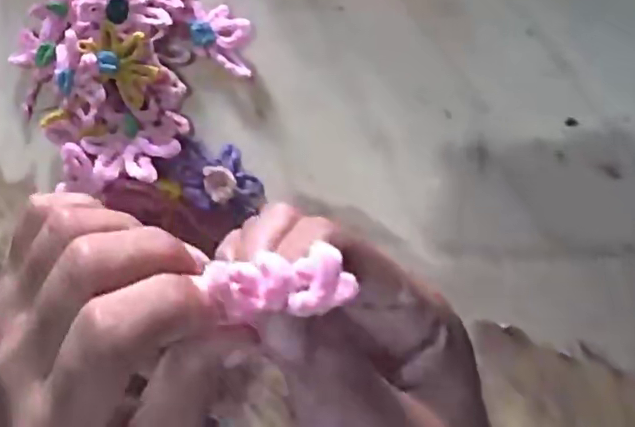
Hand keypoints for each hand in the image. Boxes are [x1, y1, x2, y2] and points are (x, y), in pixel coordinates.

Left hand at [0, 194, 250, 426]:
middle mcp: (19, 351)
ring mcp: (6, 305)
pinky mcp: (6, 276)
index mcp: (55, 413)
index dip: (169, 301)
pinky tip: (118, 229)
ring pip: (61, 229)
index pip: (106, 331)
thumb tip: (229, 323)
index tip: (218, 299)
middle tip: (197, 268)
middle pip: (84, 263)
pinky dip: (83, 207)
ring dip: (124, 224)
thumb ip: (185, 390)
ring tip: (162, 251)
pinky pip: (36, 216)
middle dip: (154, 250)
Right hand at [218, 205, 488, 426]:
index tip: (260, 285)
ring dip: (244, 261)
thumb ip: (329, 368)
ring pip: (273, 240)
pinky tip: (229, 308)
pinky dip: (237, 281)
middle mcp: (363, 282)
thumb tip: (266, 303)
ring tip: (230, 300)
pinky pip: (260, 274)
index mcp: (405, 302)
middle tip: (238, 290)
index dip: (293, 250)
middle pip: (300, 228)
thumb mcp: (380, 425)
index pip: (340, 241)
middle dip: (262, 249)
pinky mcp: (300, 317)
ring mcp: (328, 296)